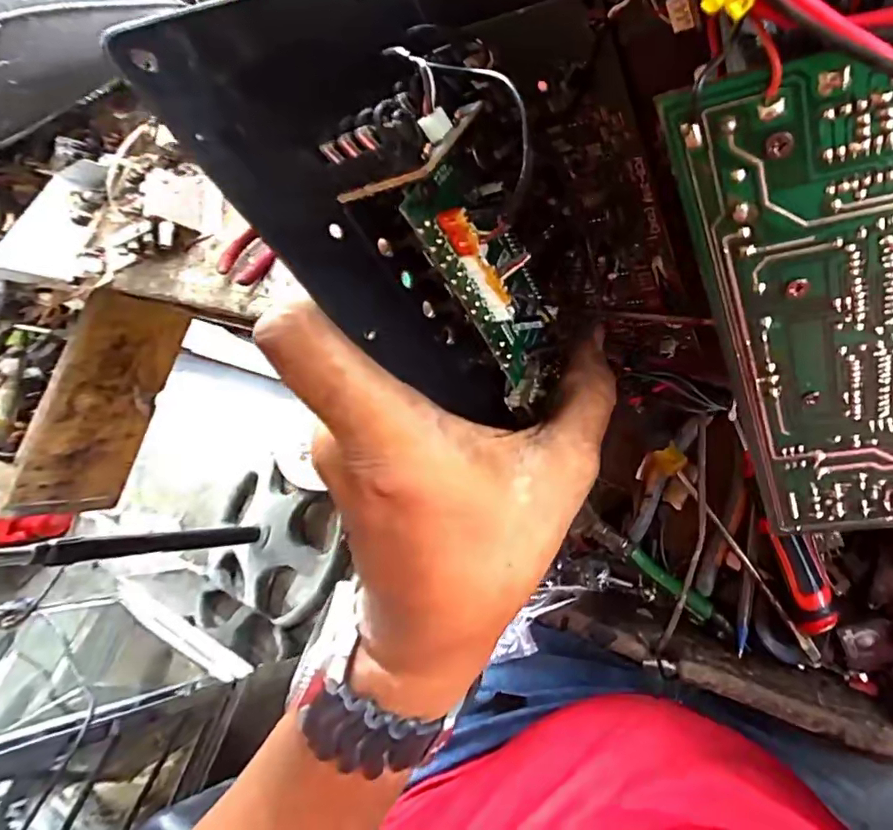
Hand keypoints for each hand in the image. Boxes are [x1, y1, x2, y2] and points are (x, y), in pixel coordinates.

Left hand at [254, 300, 614, 716]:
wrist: (430, 640)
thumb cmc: (490, 561)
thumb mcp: (561, 475)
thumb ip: (585, 399)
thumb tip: (594, 344)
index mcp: (384, 429)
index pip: (297, 336)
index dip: (312, 280)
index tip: (366, 251)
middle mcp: (340, 428)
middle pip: (340, 332)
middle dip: (399, 301)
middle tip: (463, 279)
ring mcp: (333, 442)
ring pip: (359, 362)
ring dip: (409, 342)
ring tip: (472, 330)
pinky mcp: (342, 455)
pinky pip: (367, 390)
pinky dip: (406, 376)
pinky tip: (459, 381)